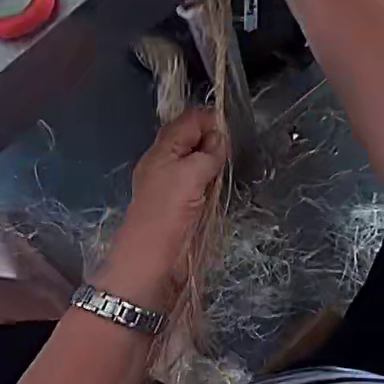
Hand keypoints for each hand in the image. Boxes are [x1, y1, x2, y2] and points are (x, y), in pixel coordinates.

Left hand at [97, 108, 226, 310]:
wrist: (151, 263)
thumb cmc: (166, 215)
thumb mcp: (188, 175)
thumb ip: (207, 153)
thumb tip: (220, 138)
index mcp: (161, 151)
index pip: (187, 122)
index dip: (208, 120)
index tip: (231, 130)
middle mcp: (165, 164)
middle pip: (191, 140)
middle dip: (212, 140)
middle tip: (232, 150)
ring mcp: (173, 186)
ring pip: (196, 163)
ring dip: (213, 162)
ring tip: (229, 166)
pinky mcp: (181, 207)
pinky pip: (199, 184)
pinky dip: (211, 181)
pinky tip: (221, 186)